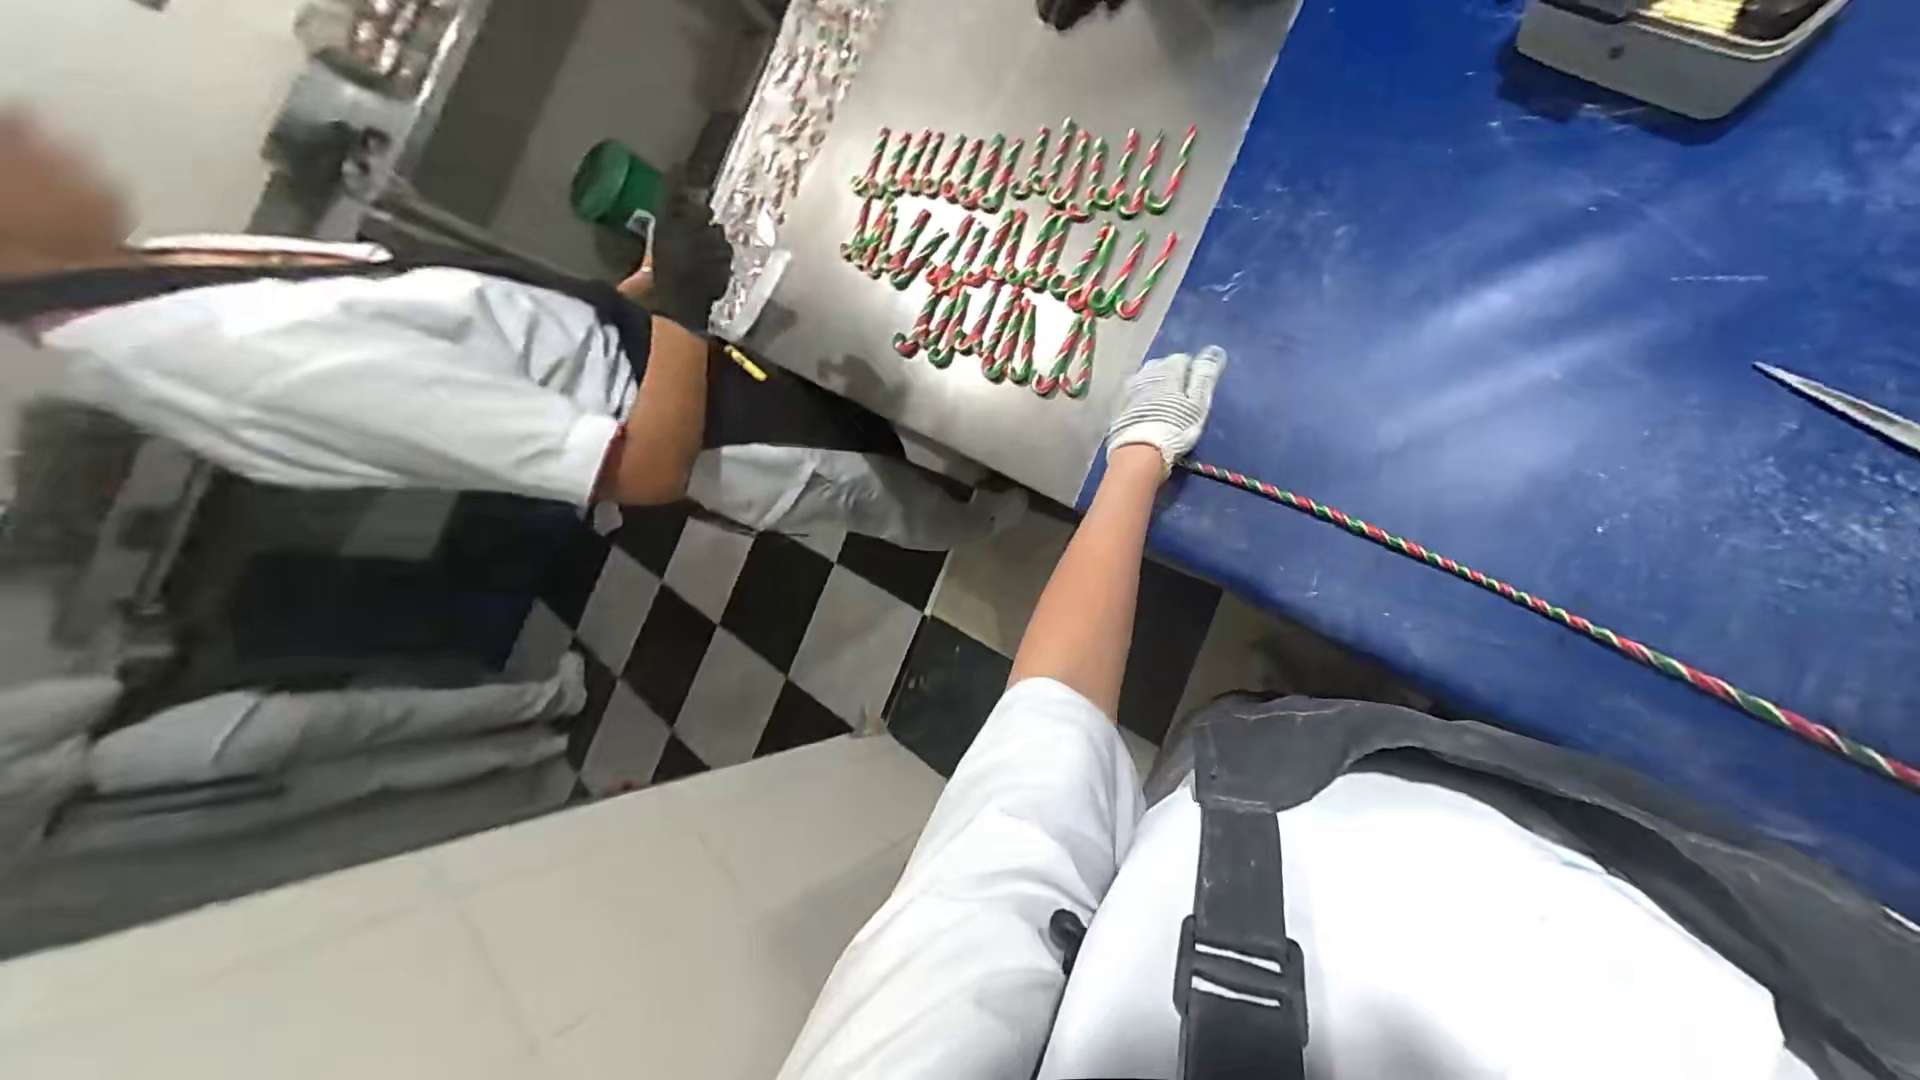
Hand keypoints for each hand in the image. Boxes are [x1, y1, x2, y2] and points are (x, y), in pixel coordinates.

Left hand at [1105, 346, 1226, 471]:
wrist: (1138, 451)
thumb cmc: (1174, 427)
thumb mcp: (1197, 403)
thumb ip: (1204, 376)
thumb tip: (1214, 349)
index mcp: (1167, 370)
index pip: (1182, 359)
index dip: (1191, 371)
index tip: (1196, 386)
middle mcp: (1146, 374)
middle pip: (1161, 366)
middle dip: (1171, 375)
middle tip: (1181, 395)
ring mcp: (1129, 389)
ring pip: (1146, 378)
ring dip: (1155, 385)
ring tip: (1164, 401)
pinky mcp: (1118, 405)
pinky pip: (1133, 393)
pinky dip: (1142, 397)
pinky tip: (1146, 409)